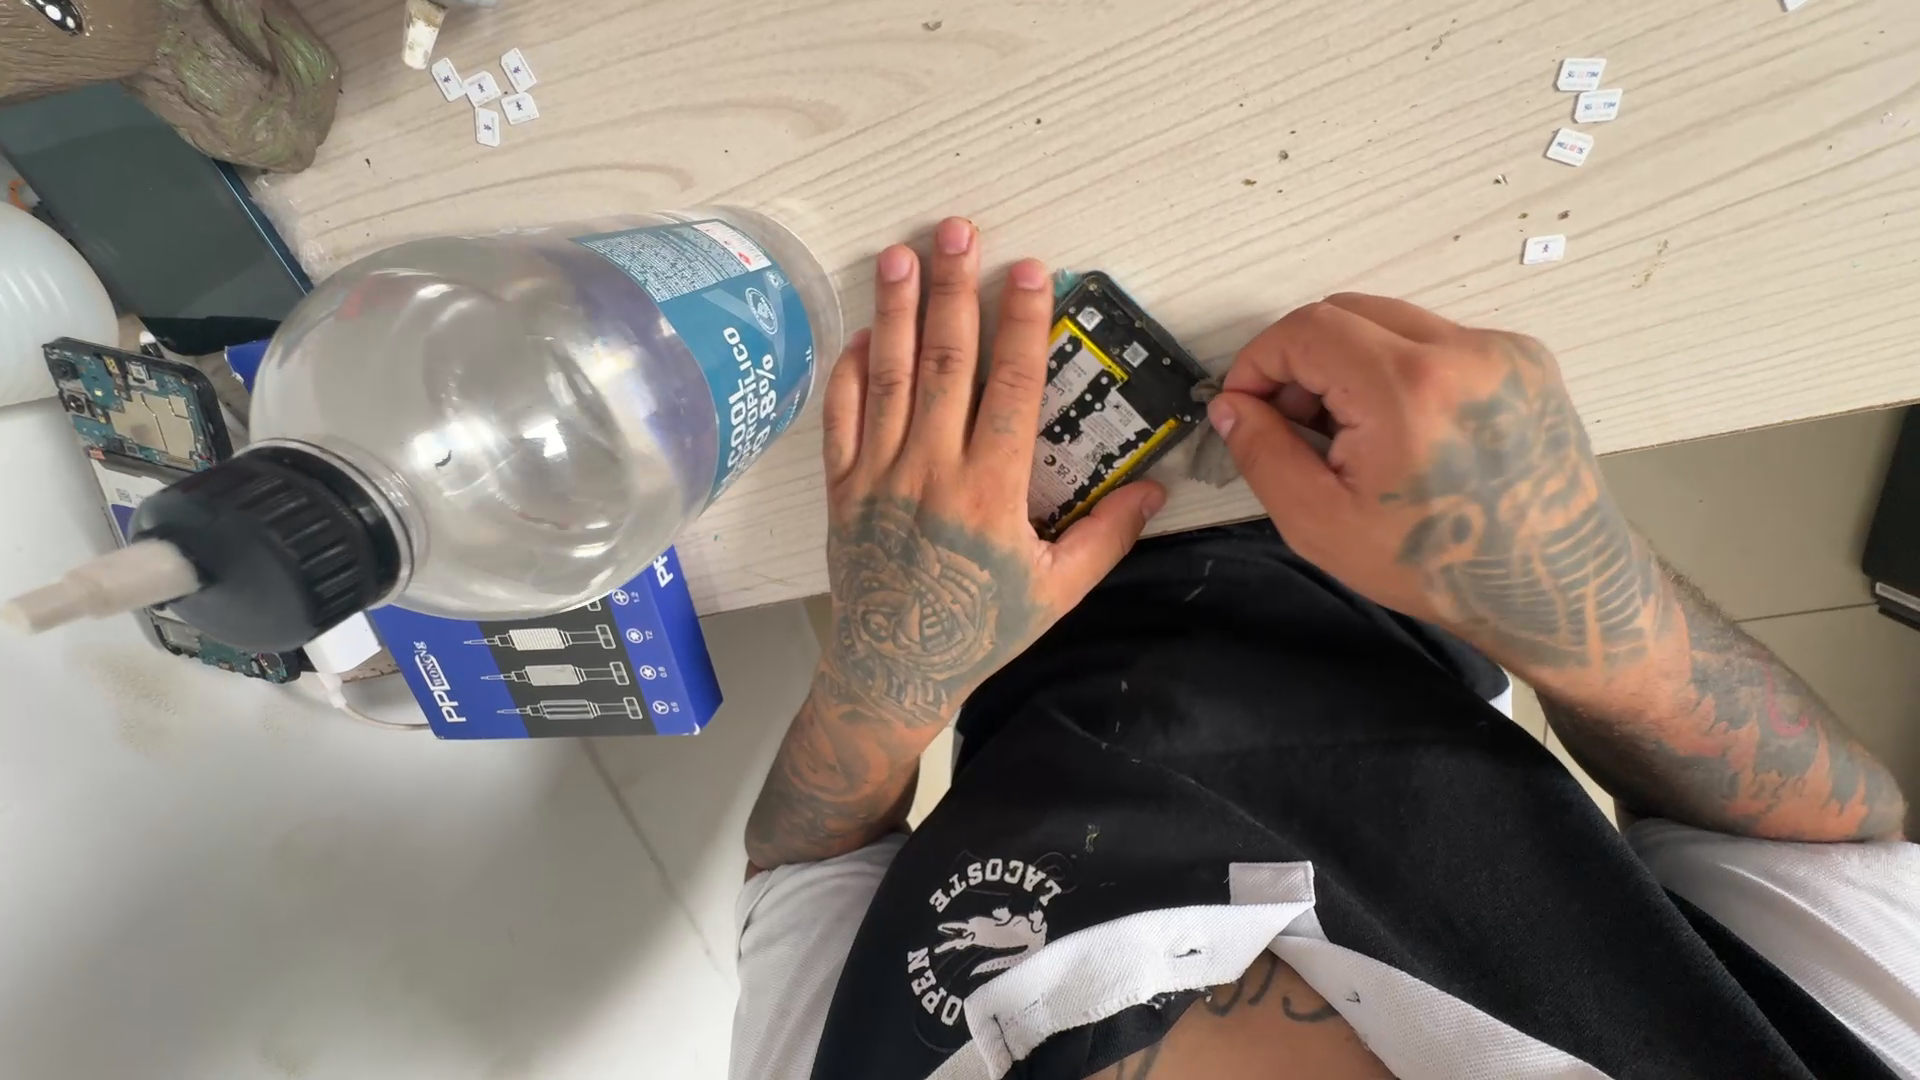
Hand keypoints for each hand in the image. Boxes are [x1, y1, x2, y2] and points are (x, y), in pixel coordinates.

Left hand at [817, 217, 1165, 728]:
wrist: (893, 669)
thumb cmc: (980, 633)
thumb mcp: (1056, 592)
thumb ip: (1107, 537)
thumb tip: (1155, 490)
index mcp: (990, 490)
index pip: (1011, 387)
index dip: (1022, 323)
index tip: (1029, 270)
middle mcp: (931, 470)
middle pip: (944, 362)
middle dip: (953, 290)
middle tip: (957, 230)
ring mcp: (878, 476)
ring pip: (887, 377)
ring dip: (894, 312)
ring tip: (899, 255)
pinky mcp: (842, 490)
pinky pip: (840, 420)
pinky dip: (847, 374)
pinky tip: (858, 335)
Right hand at [1205, 294, 1662, 674]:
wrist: (1552, 589)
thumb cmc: (1427, 566)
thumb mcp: (1317, 521)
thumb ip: (1262, 452)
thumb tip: (1229, 406)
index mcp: (1408, 387)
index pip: (1306, 329)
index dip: (1257, 361)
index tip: (1243, 407)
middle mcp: (1463, 349)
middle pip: (1344, 311)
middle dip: (1295, 359)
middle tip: (1286, 421)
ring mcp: (1502, 350)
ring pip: (1386, 321)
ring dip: (1340, 362)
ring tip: (1339, 431)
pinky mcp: (1523, 362)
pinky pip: (1429, 340)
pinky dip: (1387, 368)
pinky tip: (1390, 429)